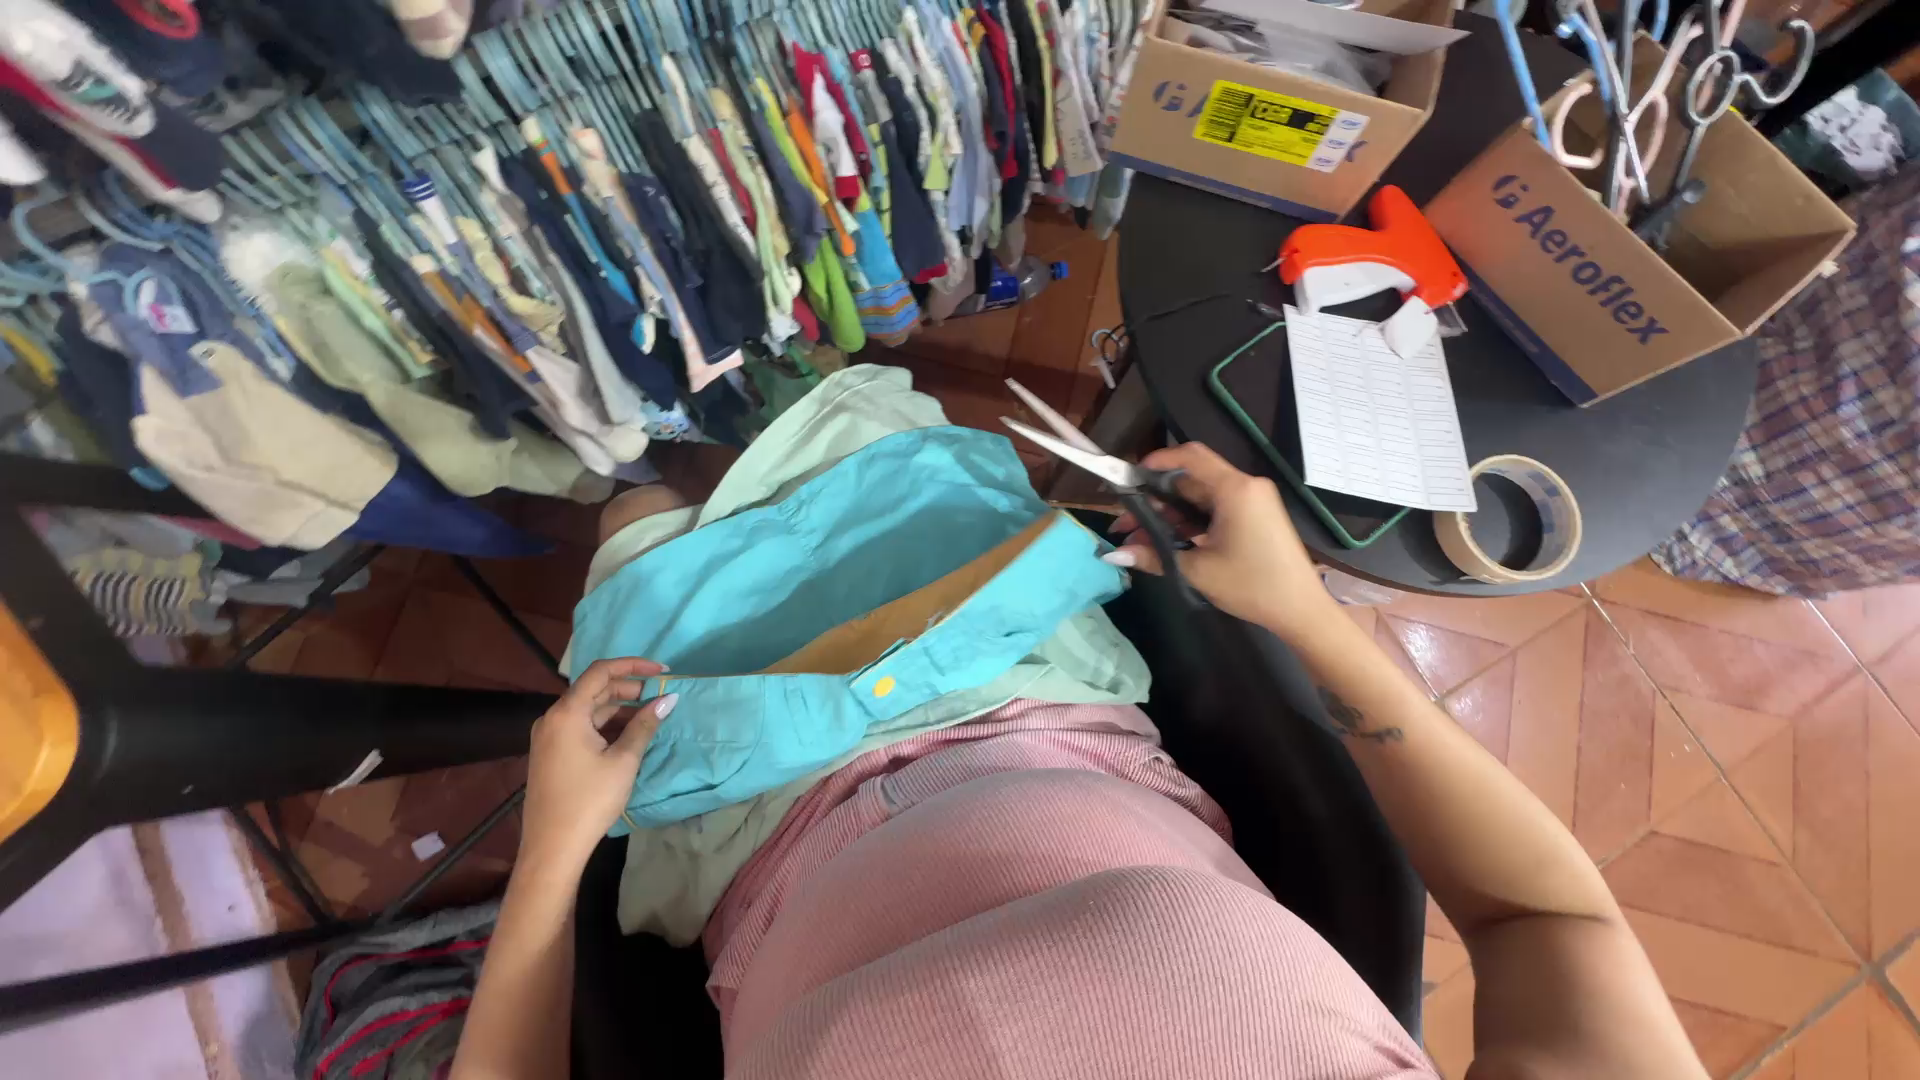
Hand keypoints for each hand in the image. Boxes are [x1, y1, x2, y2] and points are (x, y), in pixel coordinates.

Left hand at [519, 657, 675, 872]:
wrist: (552, 848)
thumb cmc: (590, 799)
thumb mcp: (623, 760)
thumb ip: (645, 724)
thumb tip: (669, 698)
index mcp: (567, 713)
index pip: (601, 672)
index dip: (633, 665)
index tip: (663, 671)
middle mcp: (553, 718)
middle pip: (594, 689)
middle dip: (629, 688)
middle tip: (661, 696)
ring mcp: (549, 737)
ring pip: (589, 709)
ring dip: (620, 707)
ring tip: (650, 715)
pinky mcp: (552, 753)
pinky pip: (581, 726)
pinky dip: (606, 724)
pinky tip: (628, 734)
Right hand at [1107, 442, 1336, 641]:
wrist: (1301, 609)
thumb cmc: (1252, 585)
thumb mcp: (1198, 571)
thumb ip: (1153, 555)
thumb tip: (1112, 554)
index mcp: (1234, 490)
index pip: (1190, 457)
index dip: (1156, 461)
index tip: (1130, 479)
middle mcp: (1244, 487)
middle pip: (1190, 480)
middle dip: (1154, 499)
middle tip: (1125, 523)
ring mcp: (1250, 501)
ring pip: (1198, 497)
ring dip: (1168, 513)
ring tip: (1138, 537)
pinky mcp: (1253, 516)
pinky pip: (1213, 509)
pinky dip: (1188, 521)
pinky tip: (1166, 540)